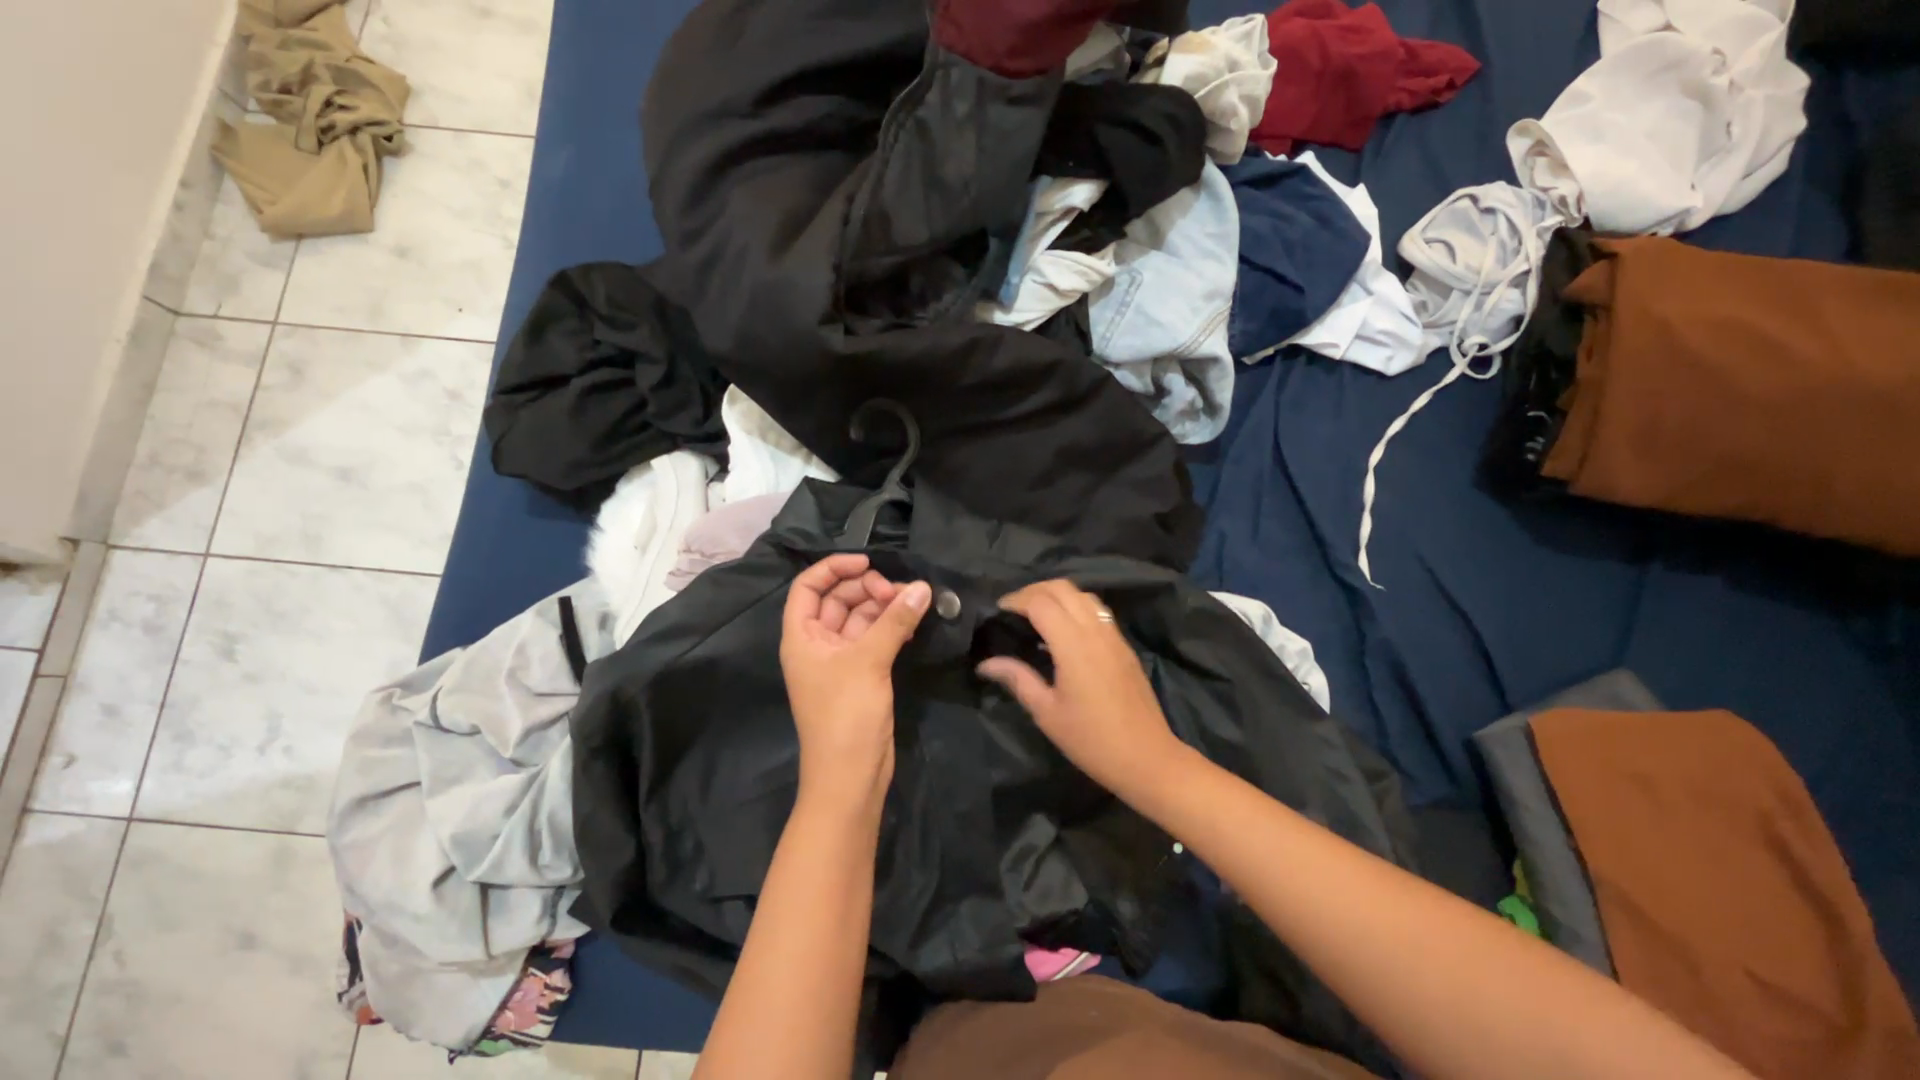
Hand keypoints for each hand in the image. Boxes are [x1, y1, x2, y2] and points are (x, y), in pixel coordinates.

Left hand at [780, 554, 931, 815]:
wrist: (849, 776)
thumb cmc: (845, 715)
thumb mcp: (868, 662)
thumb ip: (894, 621)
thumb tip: (922, 586)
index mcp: (801, 637)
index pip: (808, 587)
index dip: (834, 568)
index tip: (869, 562)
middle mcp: (817, 645)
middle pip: (838, 600)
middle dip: (867, 589)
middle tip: (899, 592)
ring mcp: (839, 662)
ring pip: (860, 620)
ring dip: (884, 608)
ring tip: (914, 602)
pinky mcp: (862, 677)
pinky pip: (874, 640)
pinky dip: (891, 629)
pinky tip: (912, 624)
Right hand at [977, 580, 1187, 799]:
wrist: (1146, 757)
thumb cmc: (1091, 740)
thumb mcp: (1047, 712)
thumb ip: (1018, 679)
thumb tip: (987, 663)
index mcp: (1074, 645)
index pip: (1040, 603)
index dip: (1015, 600)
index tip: (997, 613)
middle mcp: (1096, 631)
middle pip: (1063, 588)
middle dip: (1034, 590)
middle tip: (1012, 609)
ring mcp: (1114, 636)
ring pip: (1084, 596)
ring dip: (1057, 595)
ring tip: (1036, 615)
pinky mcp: (1124, 646)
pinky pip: (1098, 612)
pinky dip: (1076, 607)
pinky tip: (1063, 632)